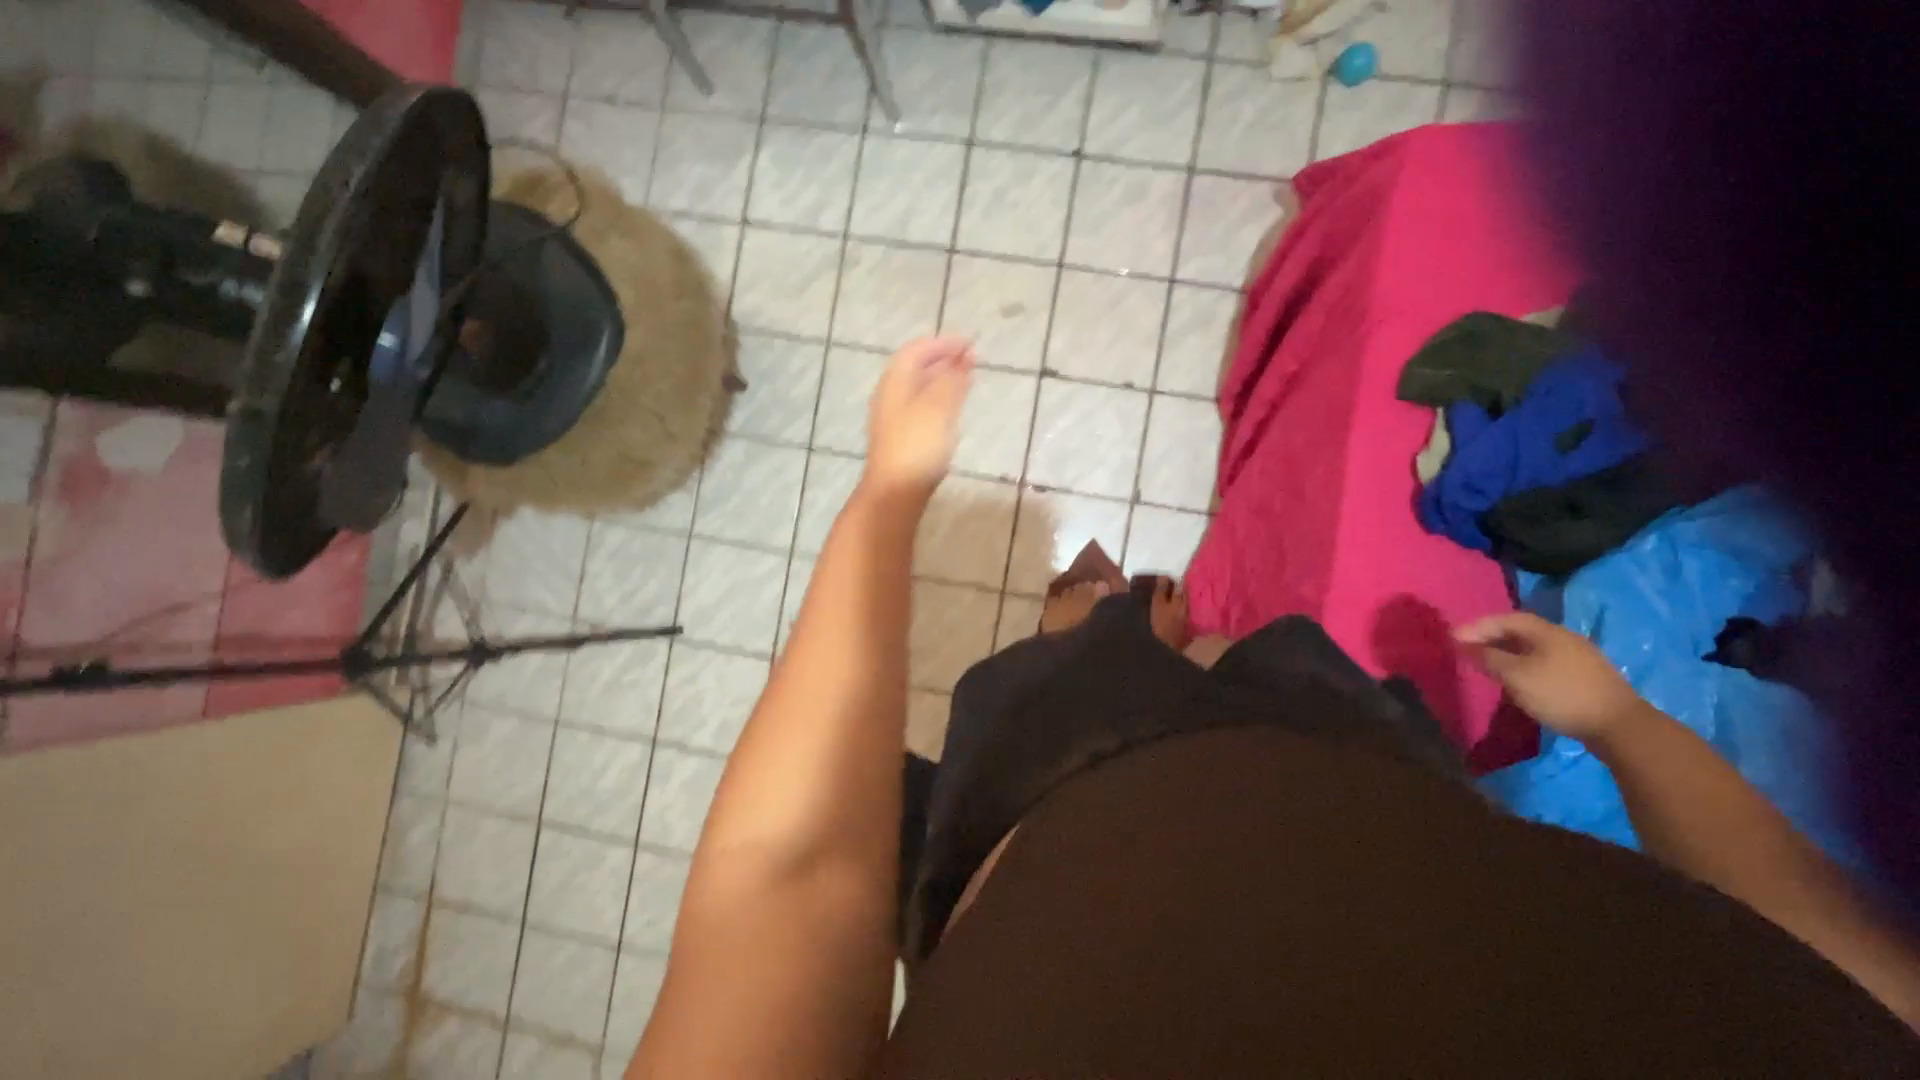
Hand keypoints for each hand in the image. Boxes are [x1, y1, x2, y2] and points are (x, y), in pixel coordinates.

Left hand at [864, 336, 974, 500]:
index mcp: (895, 382)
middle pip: (916, 368)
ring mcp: (894, 419)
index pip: (917, 350)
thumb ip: (951, 380)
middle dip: (944, 359)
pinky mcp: (902, 439)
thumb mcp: (938, 407)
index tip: (970, 343)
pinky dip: (940, 399)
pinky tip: (952, 409)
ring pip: (920, 389)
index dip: (943, 343)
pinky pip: (922, 408)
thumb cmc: (917, 445)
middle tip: (972, 358)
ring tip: (967, 378)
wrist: (895, 492)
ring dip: (943, 379)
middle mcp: (890, 395)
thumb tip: (961, 361)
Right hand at [1455, 612, 1650, 742]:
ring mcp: (1578, 658)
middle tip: (1467, 650)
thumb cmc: (1561, 694)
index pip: (1505, 619)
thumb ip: (1488, 658)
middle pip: (1521, 632)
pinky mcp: (1585, 678)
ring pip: (1533, 649)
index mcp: (1547, 632)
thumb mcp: (1517, 676)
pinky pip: (1545, 663)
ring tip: (1488, 666)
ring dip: (1507, 654)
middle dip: (1491, 639)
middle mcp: (1564, 638)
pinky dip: (1524, 667)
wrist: (1619, 726)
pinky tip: (1518, 682)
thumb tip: (1463, 645)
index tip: (1452, 638)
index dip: (1477, 626)